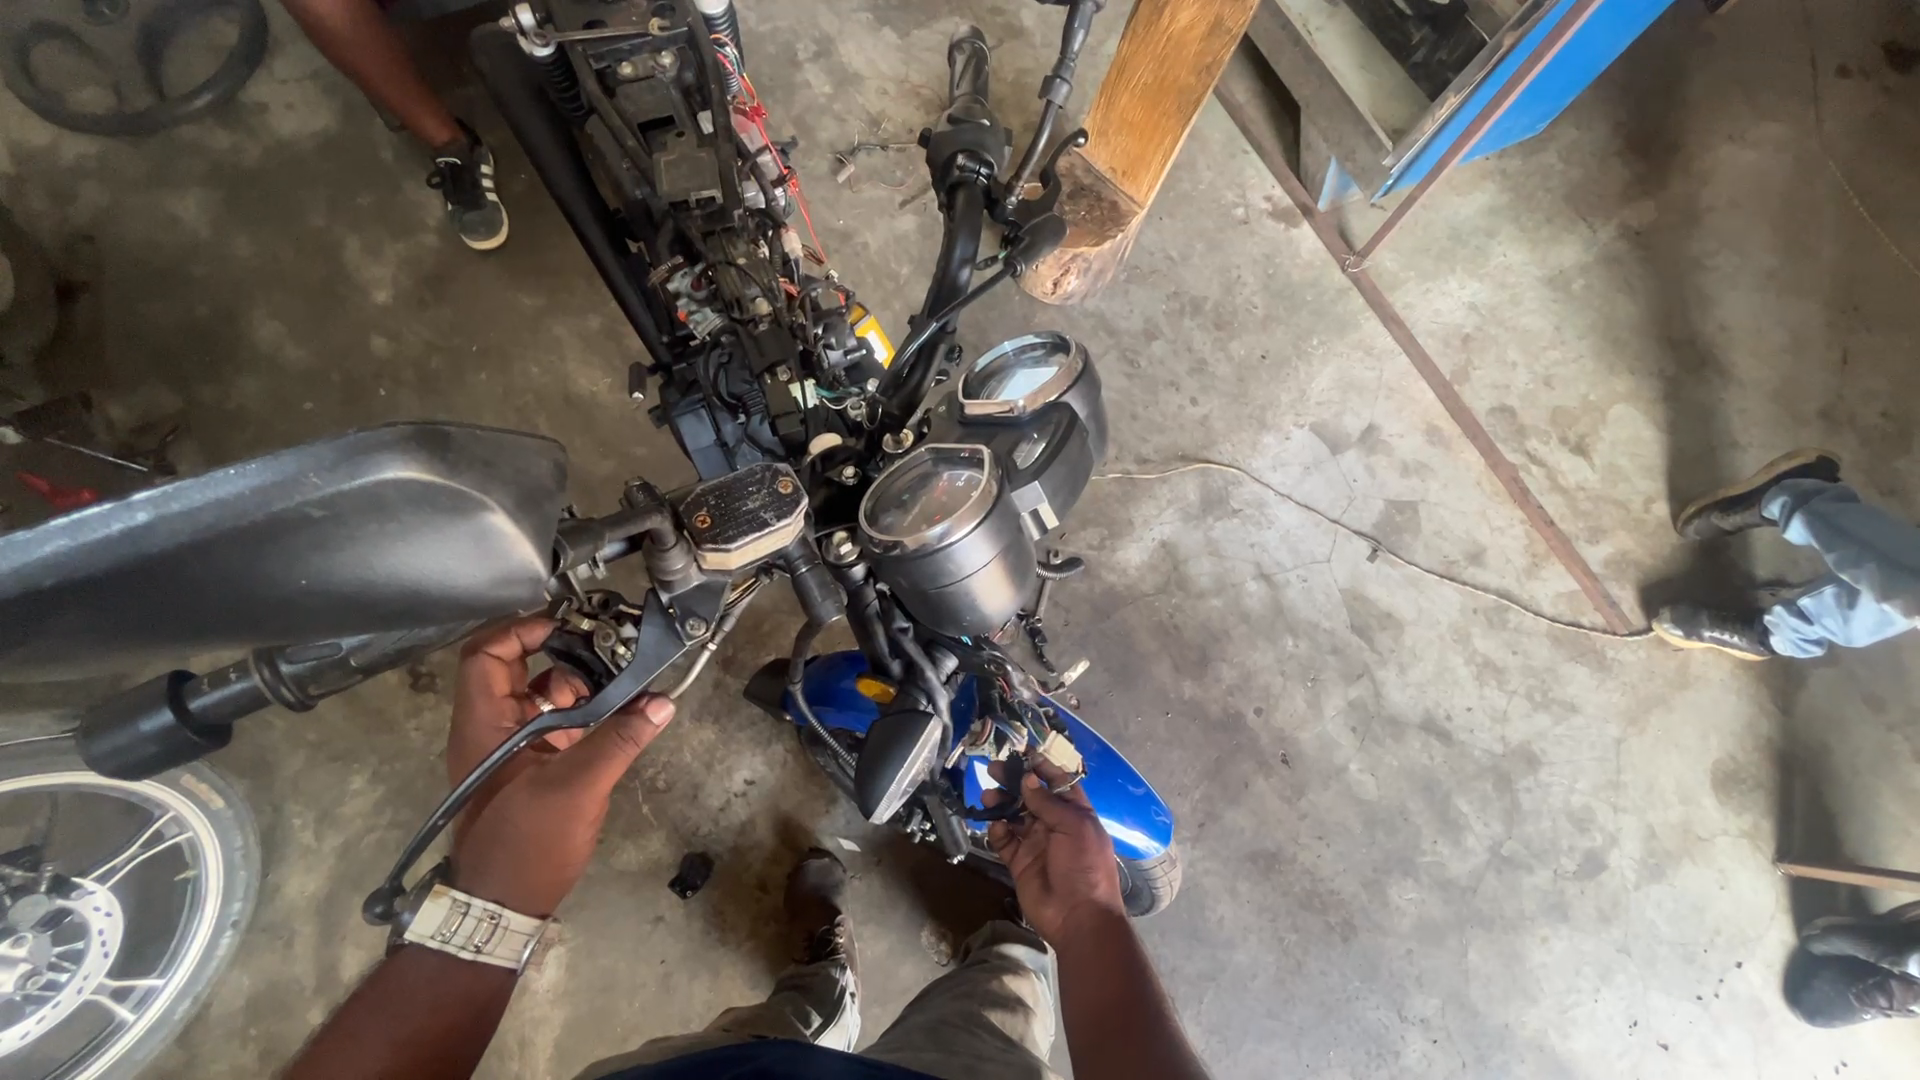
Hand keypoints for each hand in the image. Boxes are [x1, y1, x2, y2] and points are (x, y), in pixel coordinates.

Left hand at [441, 618, 675, 916]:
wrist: (503, 907)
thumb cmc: (526, 845)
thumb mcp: (575, 788)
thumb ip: (619, 740)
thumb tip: (662, 702)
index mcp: (484, 726)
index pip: (486, 656)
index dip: (521, 630)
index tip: (570, 624)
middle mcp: (493, 729)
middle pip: (518, 669)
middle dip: (564, 652)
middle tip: (610, 644)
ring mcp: (514, 749)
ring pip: (544, 695)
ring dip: (582, 682)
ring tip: (625, 676)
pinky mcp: (535, 766)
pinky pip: (560, 722)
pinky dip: (588, 710)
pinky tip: (623, 711)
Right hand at [986, 757, 1124, 944]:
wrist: (1079, 918)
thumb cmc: (1085, 866)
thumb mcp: (1073, 827)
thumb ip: (1047, 802)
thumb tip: (1028, 778)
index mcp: (1075, 813)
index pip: (1058, 782)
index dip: (1042, 767)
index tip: (1022, 753)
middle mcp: (1055, 824)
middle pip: (1030, 795)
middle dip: (1013, 781)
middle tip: (993, 769)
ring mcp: (1036, 843)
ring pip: (1014, 815)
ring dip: (1001, 803)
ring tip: (988, 796)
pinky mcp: (1019, 862)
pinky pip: (1005, 840)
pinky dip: (998, 831)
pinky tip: (996, 827)